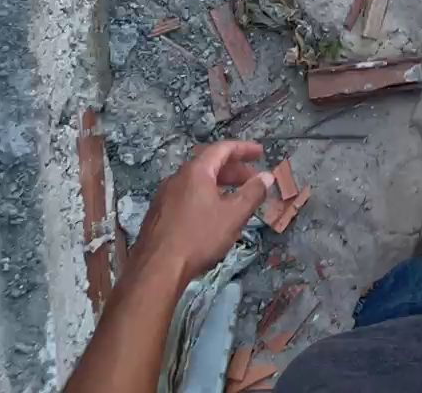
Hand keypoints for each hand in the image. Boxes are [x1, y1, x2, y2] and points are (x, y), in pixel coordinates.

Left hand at [128, 141, 274, 289]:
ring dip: (219, 185)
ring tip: (235, 199)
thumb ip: (253, 193)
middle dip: (234, 170)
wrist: (154, 273)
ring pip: (197, 182)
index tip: (260, 152)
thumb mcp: (234, 215)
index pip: (222, 149)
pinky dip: (204, 197)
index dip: (244, 149)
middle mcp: (177, 178)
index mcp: (196, 171)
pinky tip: (211, 216)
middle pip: (209, 164)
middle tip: (252, 180)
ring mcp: (163, 197)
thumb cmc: (198, 237)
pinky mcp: (157, 216)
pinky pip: (186, 196)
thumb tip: (267, 176)